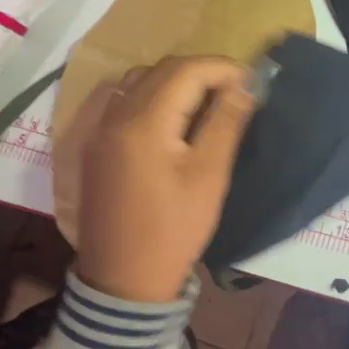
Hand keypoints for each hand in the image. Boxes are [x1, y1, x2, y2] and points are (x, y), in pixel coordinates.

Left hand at [73, 55, 255, 302]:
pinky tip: (174, 118)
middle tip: (236, 92)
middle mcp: (114, 117)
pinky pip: (124, 100)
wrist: (124, 280)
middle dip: (202, 71)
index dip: (224, 68)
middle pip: (161, 69)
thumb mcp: (210, 175)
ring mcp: (99, 131)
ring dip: (177, 80)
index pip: (186, 70)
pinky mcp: (95, 146)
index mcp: (143, 123)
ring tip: (208, 103)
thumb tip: (249, 83)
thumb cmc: (174, 229)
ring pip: (139, 80)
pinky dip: (153, 94)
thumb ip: (227, 121)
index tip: (253, 82)